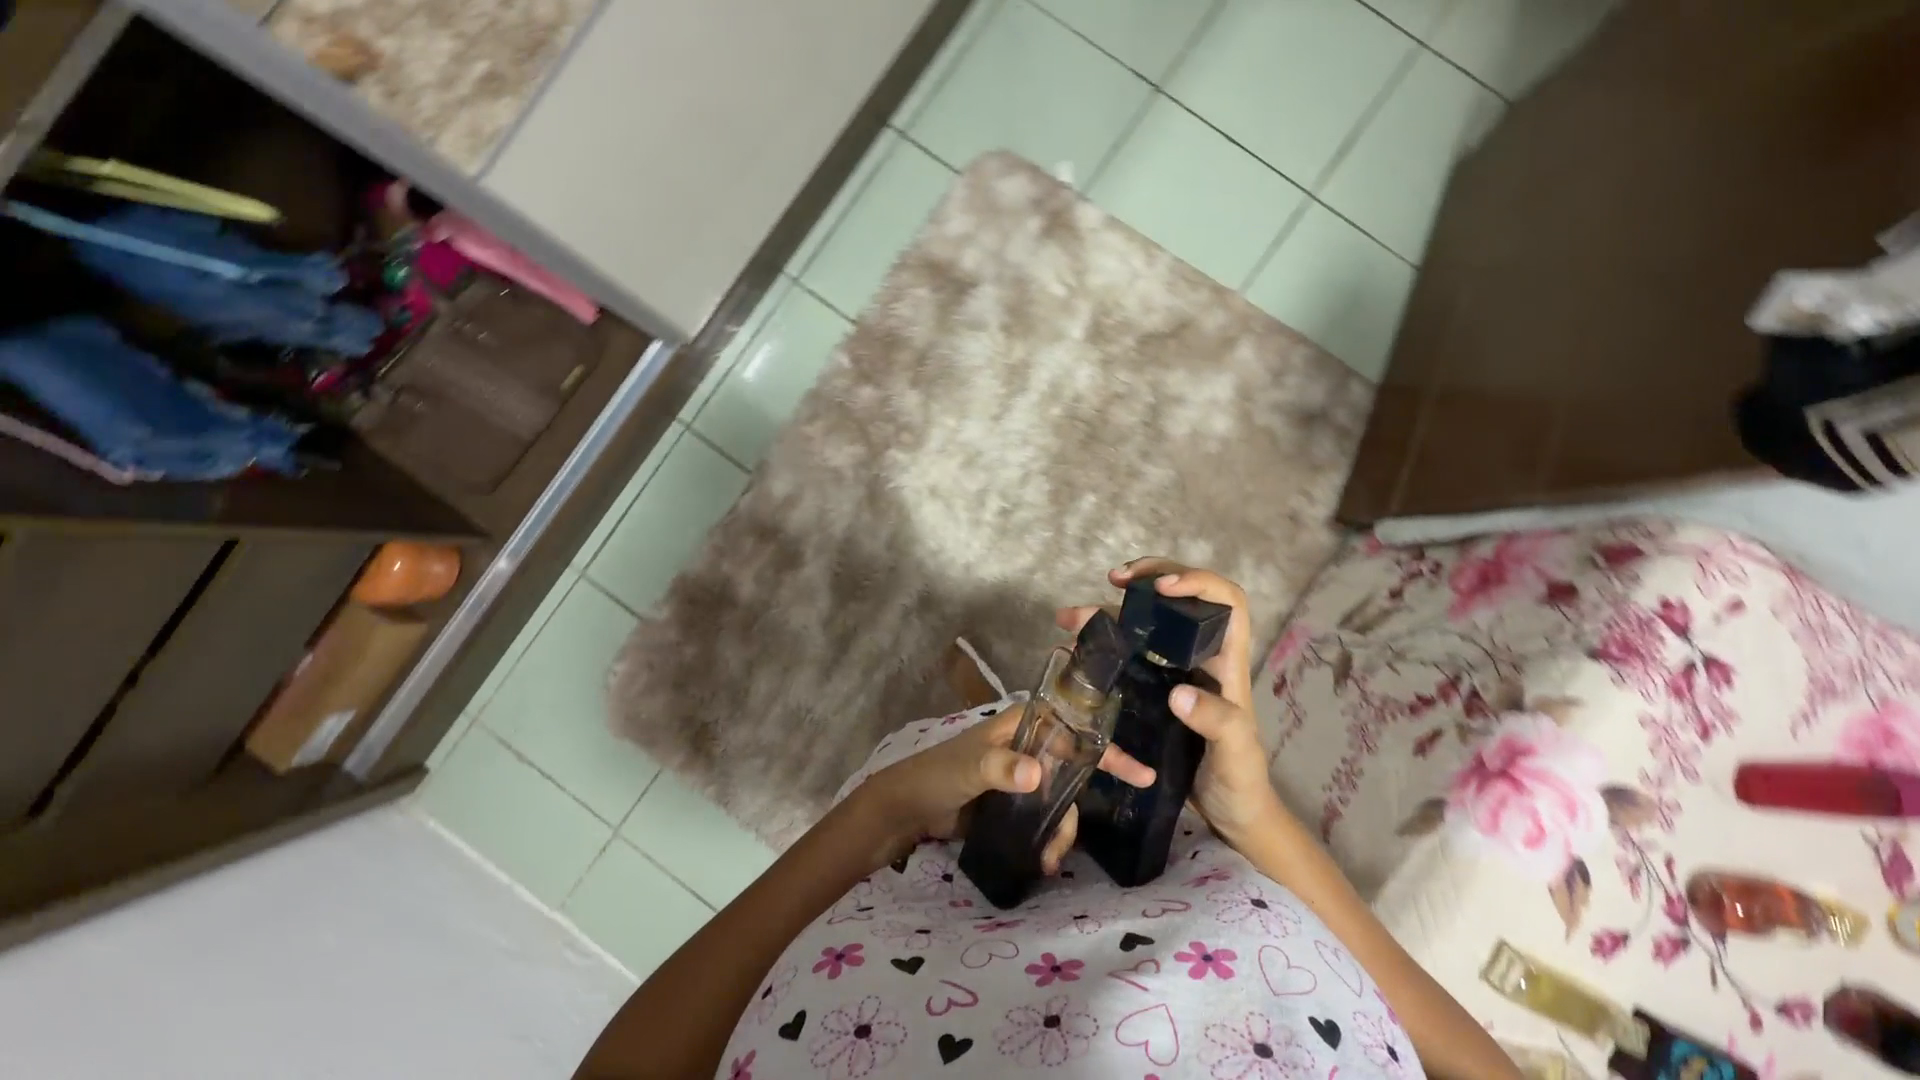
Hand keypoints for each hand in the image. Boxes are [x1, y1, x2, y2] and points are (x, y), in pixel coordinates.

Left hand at [856, 704, 1155, 873]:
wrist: (906, 810)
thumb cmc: (936, 775)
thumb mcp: (968, 768)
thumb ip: (999, 767)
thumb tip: (1037, 774)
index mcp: (1022, 726)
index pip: (1073, 729)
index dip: (1107, 748)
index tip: (1140, 774)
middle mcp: (1029, 748)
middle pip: (1074, 770)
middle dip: (1084, 802)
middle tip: (1079, 840)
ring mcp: (1022, 778)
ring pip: (1061, 801)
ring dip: (1063, 831)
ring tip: (1050, 861)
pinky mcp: (1015, 805)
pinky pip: (1045, 819)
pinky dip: (1051, 838)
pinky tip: (1045, 860)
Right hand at [1057, 558, 1284, 847]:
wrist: (1229, 816)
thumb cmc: (1241, 781)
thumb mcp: (1235, 754)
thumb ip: (1216, 722)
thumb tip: (1178, 693)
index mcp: (1226, 662)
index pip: (1226, 602)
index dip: (1198, 582)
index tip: (1161, 589)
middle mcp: (1198, 658)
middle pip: (1177, 601)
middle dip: (1145, 580)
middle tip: (1113, 580)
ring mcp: (1170, 672)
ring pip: (1142, 626)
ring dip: (1107, 612)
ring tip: (1070, 617)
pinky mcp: (1147, 691)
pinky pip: (1122, 656)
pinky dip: (1097, 644)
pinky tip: (1073, 646)